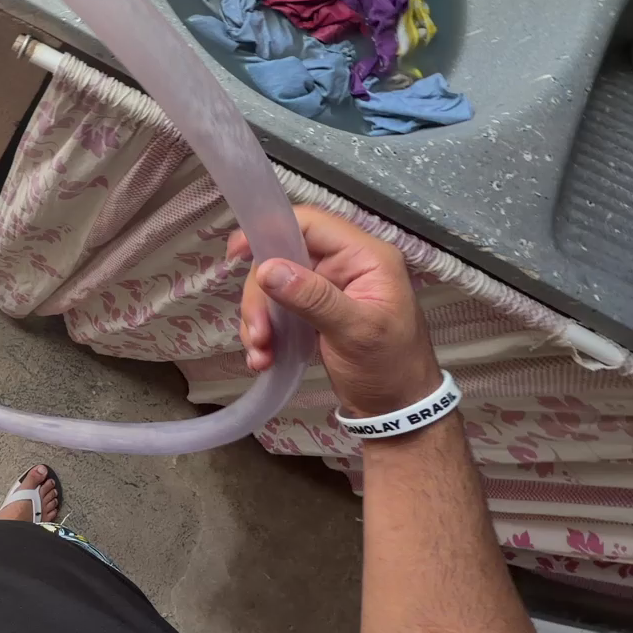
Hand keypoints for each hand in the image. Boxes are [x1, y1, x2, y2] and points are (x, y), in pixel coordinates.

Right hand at [227, 207, 440, 417]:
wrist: (396, 408)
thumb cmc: (389, 367)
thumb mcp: (355, 331)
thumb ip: (313, 297)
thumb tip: (267, 269)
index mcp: (364, 257)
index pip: (310, 224)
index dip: (270, 230)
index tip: (236, 253)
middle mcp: (343, 265)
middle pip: (280, 258)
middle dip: (260, 297)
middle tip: (257, 333)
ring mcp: (325, 287)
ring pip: (272, 286)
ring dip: (258, 319)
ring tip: (261, 352)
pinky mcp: (310, 309)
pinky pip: (275, 308)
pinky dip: (263, 332)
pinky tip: (264, 356)